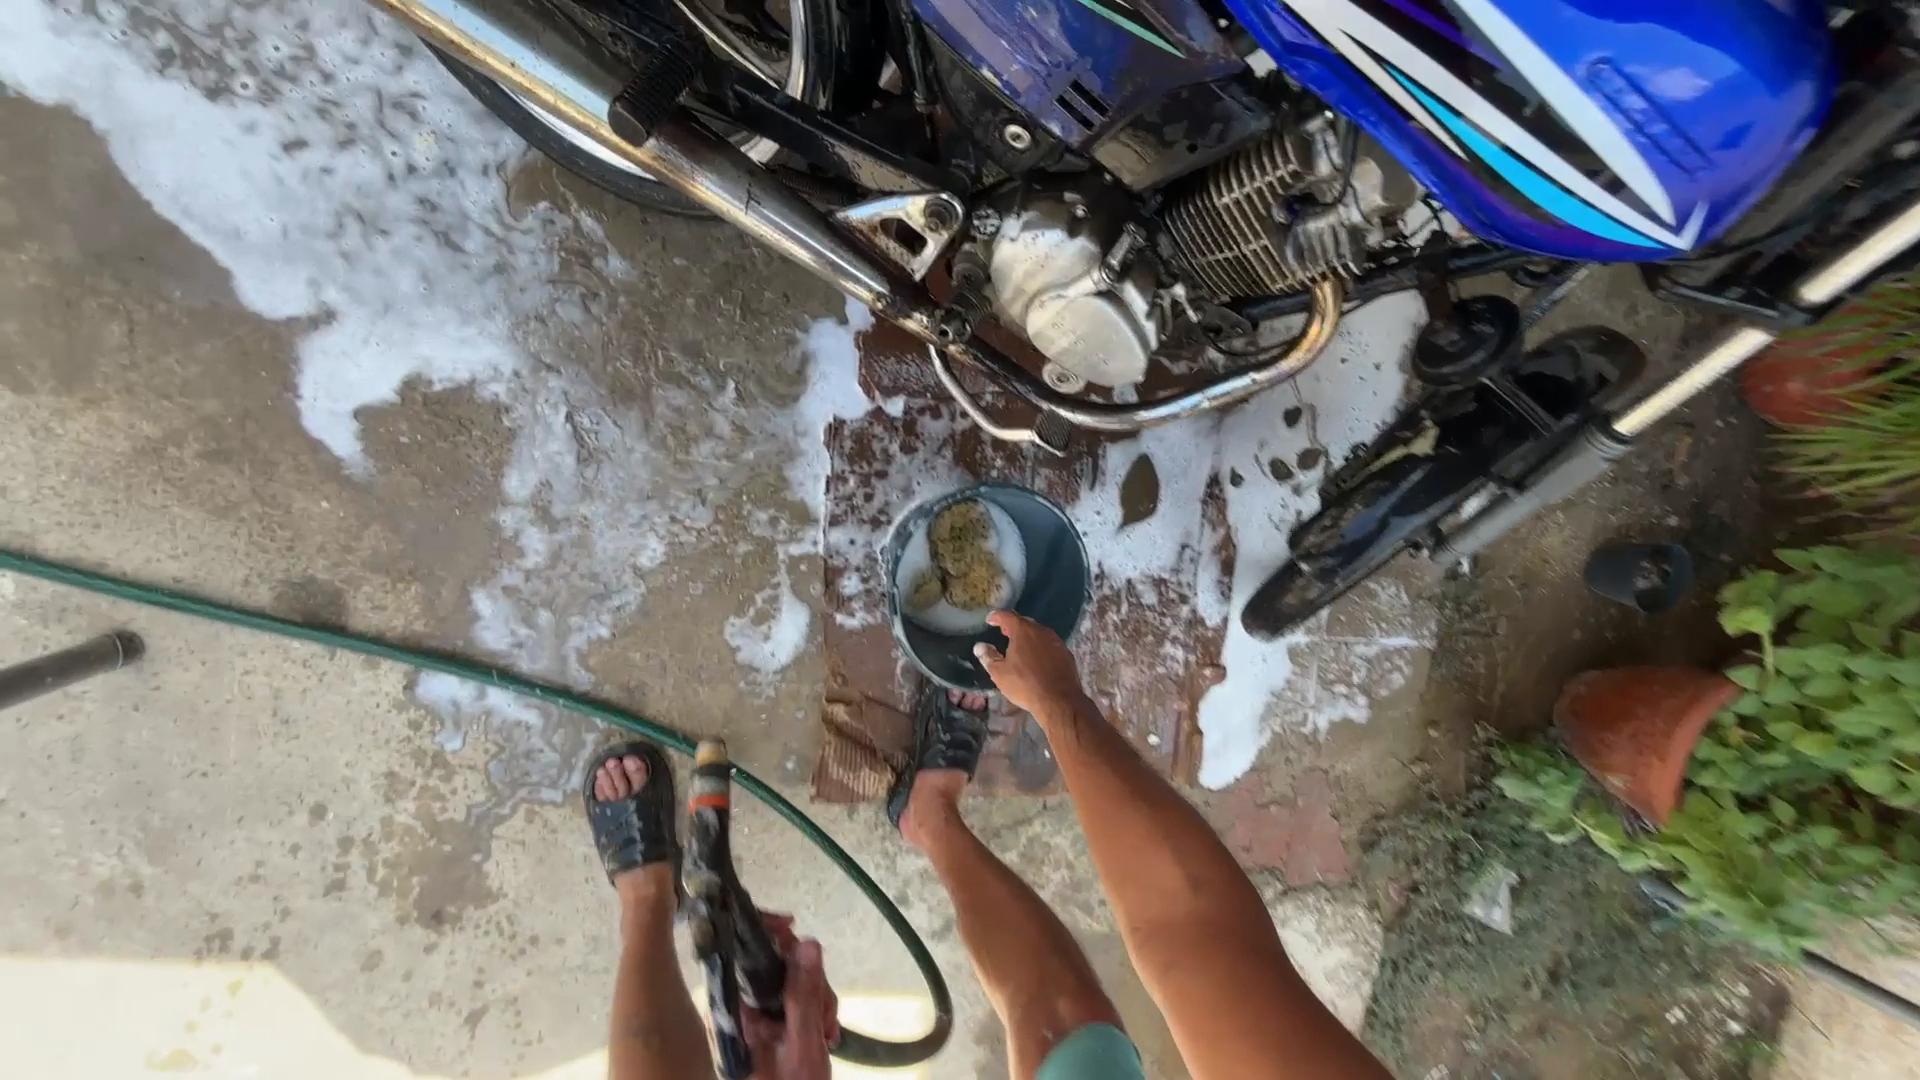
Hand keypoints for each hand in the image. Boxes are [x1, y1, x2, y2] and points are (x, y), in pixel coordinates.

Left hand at [743, 914, 838, 1079]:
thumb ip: (804, 997)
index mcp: (733, 1014)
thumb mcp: (802, 1050)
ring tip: (826, 1032)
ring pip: (790, 981)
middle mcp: (738, 1012)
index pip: (742, 952)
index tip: (793, 926)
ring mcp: (753, 1022)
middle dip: (808, 980)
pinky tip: (824, 1034)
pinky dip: (814, 1012)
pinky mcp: (768, 1030)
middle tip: (825, 1015)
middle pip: (774, 965)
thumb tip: (807, 942)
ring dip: (816, 999)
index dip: (765, 931)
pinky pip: (793, 1001)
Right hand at [975, 611, 1089, 722]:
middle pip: (1025, 622)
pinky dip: (1040, 646)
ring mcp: (1056, 641)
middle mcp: (1041, 631)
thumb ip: (989, 657)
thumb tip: (979, 646)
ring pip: (1039, 633)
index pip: (1007, 616)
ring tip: (1019, 645)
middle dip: (1013, 625)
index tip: (990, 620)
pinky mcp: (1066, 653)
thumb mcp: (1000, 673)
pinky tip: (1037, 658)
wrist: (1059, 700)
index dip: (997, 616)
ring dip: (1028, 636)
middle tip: (1004, 632)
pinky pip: (1049, 644)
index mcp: (1023, 631)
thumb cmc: (1025, 684)